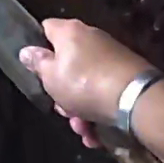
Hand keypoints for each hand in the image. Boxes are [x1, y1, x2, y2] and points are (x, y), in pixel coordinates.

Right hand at [19, 18, 150, 148]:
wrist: (136, 99)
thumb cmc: (83, 84)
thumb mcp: (50, 77)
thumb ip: (37, 63)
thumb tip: (27, 51)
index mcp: (70, 33)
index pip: (46, 29)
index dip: (37, 47)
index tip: (34, 67)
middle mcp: (91, 39)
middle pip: (65, 63)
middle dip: (61, 90)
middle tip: (61, 108)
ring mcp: (111, 57)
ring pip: (84, 84)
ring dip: (79, 109)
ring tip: (82, 128)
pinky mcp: (126, 75)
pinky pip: (102, 92)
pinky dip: (97, 112)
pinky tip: (96, 133)